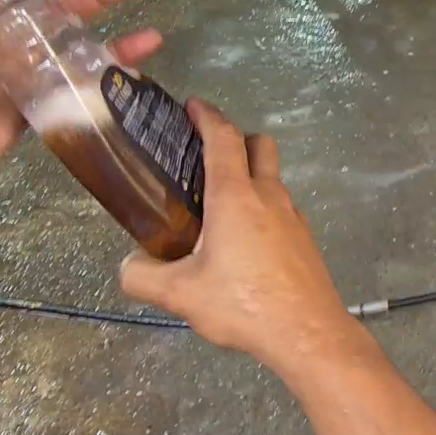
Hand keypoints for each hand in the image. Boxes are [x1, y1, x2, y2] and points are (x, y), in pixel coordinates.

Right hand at [119, 100, 361, 372]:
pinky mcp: (303, 236)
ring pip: (272, 177)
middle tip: (207, 155)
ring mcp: (292, 213)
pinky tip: (242, 240)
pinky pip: (280, 207)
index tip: (194, 106)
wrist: (306, 329)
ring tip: (217, 204)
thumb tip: (129, 265)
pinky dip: (261, 206)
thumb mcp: (179, 294)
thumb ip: (143, 277)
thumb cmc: (242, 303)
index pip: (224, 139)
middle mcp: (269, 195)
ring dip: (249, 176)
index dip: (208, 116)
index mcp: (236, 196)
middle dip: (236, 139)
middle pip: (259, 145)